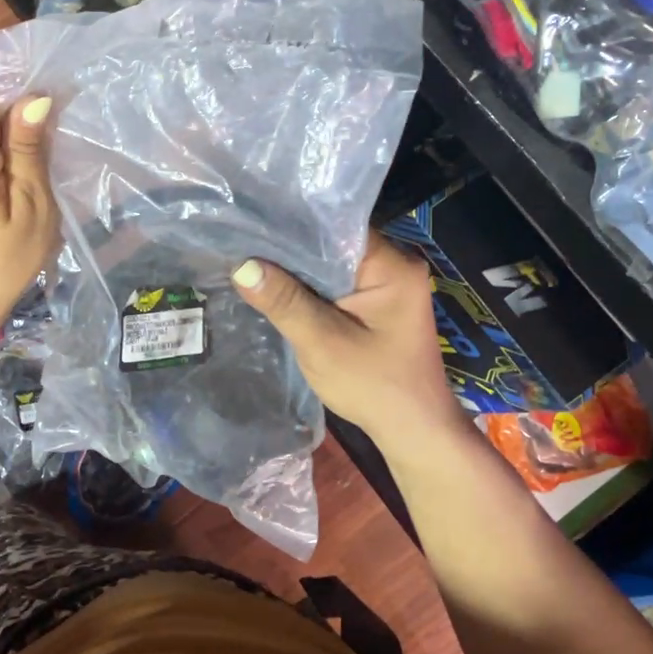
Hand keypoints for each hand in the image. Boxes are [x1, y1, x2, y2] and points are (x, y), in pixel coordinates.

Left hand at [0, 85, 59, 350]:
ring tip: (23, 187)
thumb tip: (34, 98)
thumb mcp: (33, 209)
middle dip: (11, 127)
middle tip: (38, 164)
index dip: (7, 100)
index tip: (36, 126)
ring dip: (4, 146)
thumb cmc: (4, 264)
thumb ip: (28, 151)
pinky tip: (6, 194)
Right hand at [232, 234, 463, 438]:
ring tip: (247, 256)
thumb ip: (283, 301)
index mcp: (391, 265)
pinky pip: (334, 282)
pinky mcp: (374, 304)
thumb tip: (241, 265)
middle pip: (330, 244)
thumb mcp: (322, 343)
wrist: (414, 432)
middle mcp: (393, 265)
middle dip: (286, 246)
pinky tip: (274, 284)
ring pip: (329, 264)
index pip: (334, 227)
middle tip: (238, 239)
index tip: (249, 221)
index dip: (290, 223)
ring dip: (294, 267)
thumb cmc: (375, 386)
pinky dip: (306, 285)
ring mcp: (385, 284)